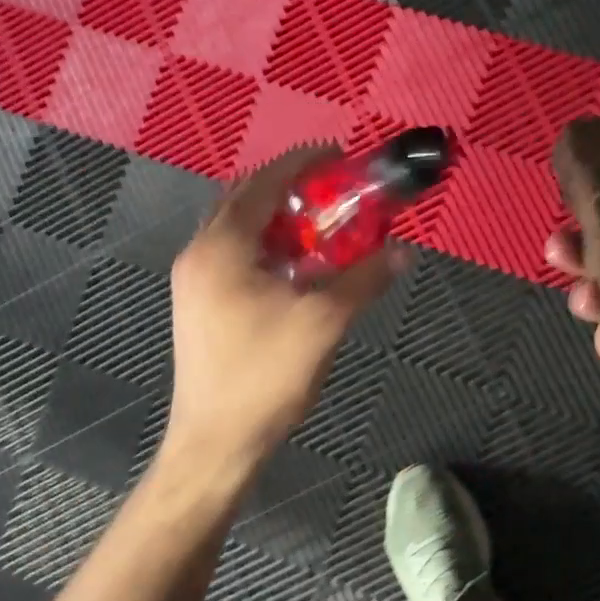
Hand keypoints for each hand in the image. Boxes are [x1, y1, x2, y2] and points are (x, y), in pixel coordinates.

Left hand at [163, 147, 401, 470]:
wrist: (216, 442)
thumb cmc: (265, 375)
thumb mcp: (324, 321)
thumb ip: (365, 278)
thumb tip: (405, 250)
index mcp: (222, 247)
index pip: (264, 183)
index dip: (305, 164)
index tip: (343, 157)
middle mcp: (200, 254)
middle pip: (247, 200)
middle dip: (293, 189)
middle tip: (337, 191)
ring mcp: (194, 282)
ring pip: (241, 230)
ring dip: (282, 220)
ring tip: (326, 226)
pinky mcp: (200, 306)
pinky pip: (237, 256)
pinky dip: (269, 247)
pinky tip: (300, 268)